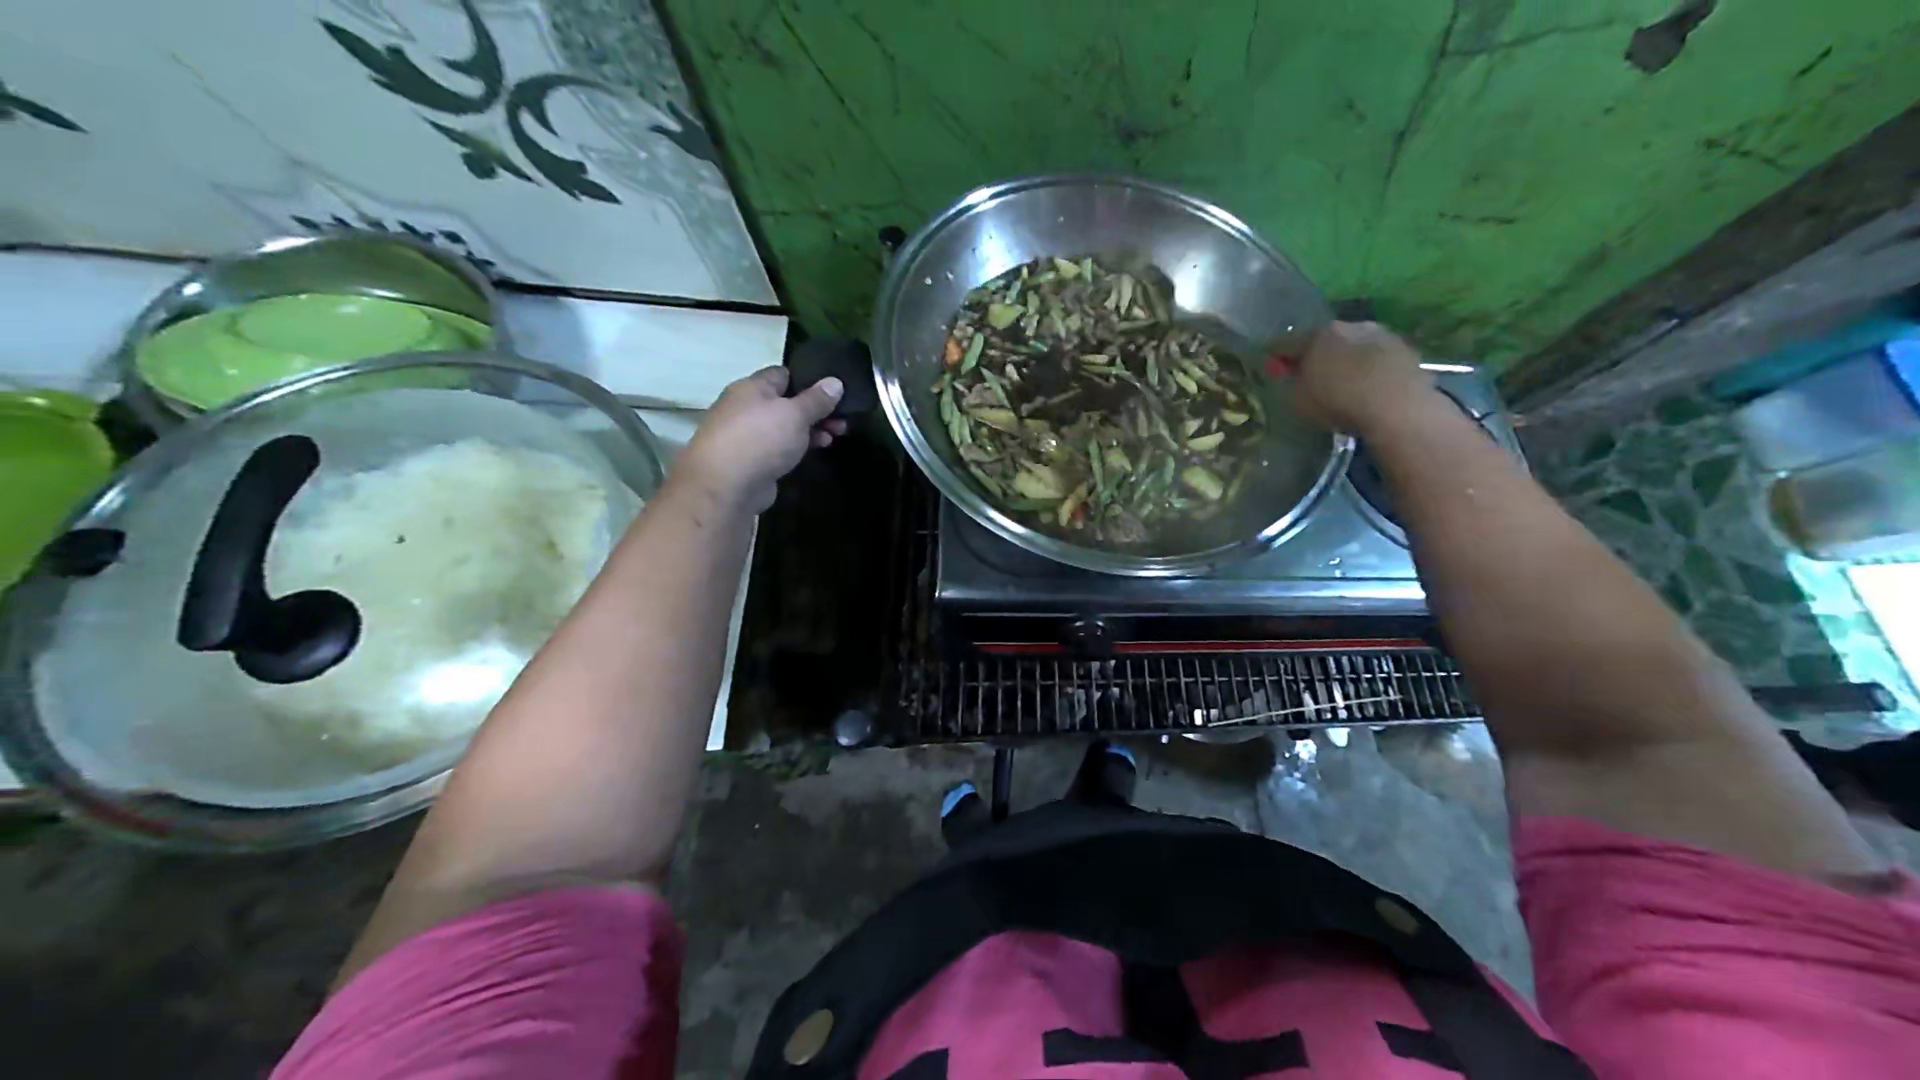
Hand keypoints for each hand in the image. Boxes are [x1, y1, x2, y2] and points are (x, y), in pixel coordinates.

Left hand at [677, 367, 847, 513]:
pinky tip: (814, 451)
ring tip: (834, 437)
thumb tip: (836, 382)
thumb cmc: (761, 439)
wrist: (726, 486)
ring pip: (784, 426)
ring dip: (809, 430)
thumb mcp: (795, 414)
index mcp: (752, 387)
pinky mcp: (750, 461)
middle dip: (815, 410)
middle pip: (786, 402)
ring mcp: (746, 435)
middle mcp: (746, 407)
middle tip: (842, 420)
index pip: (782, 374)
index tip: (833, 391)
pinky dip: (796, 447)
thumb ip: (817, 399)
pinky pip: (778, 447)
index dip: (809, 380)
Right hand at [1290, 321, 1435, 433]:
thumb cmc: (1337, 401)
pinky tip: (1369, 385)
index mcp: (1315, 335)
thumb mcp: (1297, 400)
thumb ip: (1288, 383)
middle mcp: (1347, 326)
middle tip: (1311, 375)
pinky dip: (1369, 366)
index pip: (1286, 343)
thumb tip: (1288, 372)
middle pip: (1323, 340)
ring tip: (1344, 381)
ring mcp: (1379, 334)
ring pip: (1352, 345)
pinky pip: (1376, 356)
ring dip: (1345, 358)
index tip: (1273, 367)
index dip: (1276, 356)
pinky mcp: (1404, 347)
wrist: (1397, 405)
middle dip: (1315, 354)